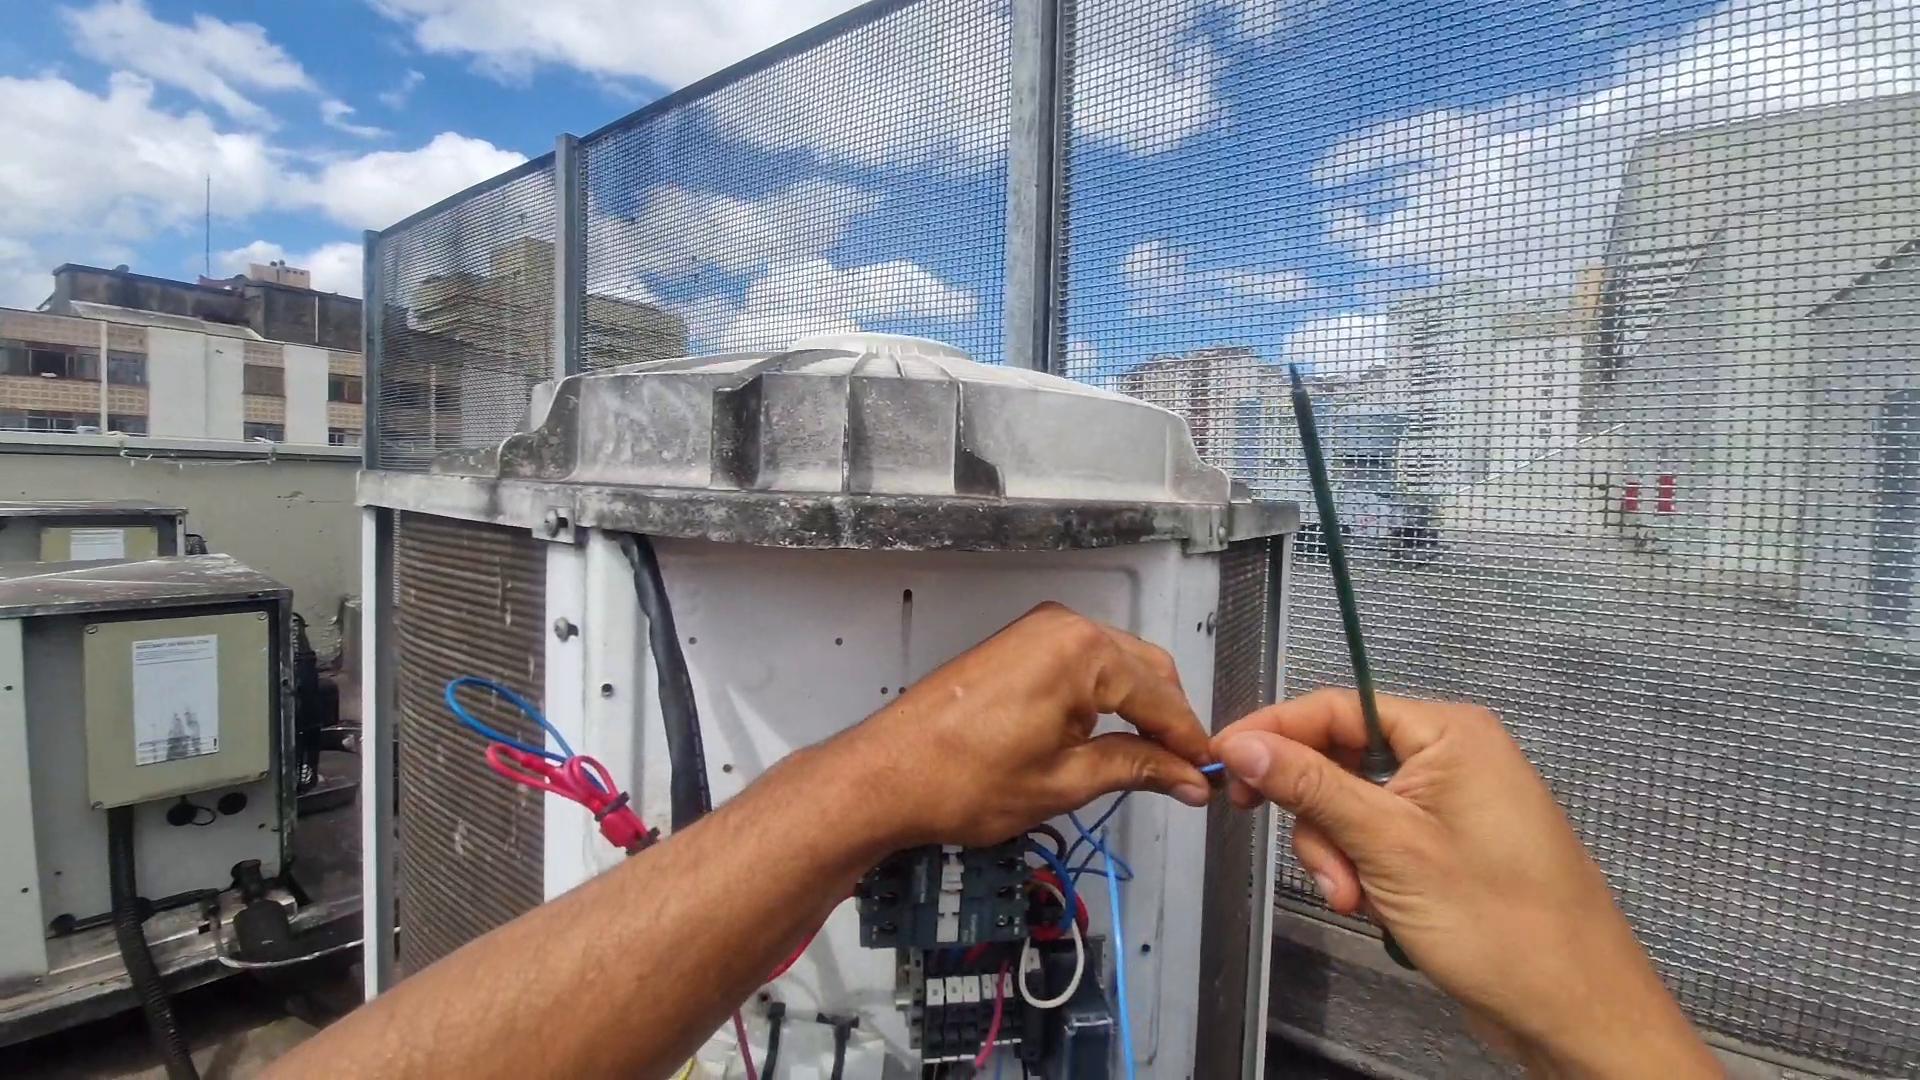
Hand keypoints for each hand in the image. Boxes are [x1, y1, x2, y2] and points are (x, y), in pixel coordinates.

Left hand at [840, 602, 1214, 848]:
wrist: (889, 771)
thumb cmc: (968, 780)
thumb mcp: (1065, 781)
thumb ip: (1136, 768)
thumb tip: (1187, 777)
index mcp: (1084, 653)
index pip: (1162, 697)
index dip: (1190, 742)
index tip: (1208, 779)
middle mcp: (1065, 626)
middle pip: (1145, 670)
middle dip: (1167, 720)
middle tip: (1181, 774)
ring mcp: (1038, 630)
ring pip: (1115, 663)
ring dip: (1137, 706)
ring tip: (1148, 760)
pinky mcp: (1019, 643)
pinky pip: (1082, 661)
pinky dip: (1104, 694)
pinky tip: (1108, 731)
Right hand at [1214, 689, 1720, 1079]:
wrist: (1583, 1027)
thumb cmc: (1501, 926)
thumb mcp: (1387, 845)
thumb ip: (1308, 784)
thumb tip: (1238, 743)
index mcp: (1446, 732)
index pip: (1333, 708)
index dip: (1272, 731)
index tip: (1223, 761)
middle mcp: (1447, 755)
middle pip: (1336, 757)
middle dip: (1316, 815)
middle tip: (1309, 856)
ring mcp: (1445, 800)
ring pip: (1346, 801)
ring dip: (1335, 850)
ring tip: (1353, 897)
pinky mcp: (1441, 840)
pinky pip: (1371, 832)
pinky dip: (1357, 866)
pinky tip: (1372, 903)